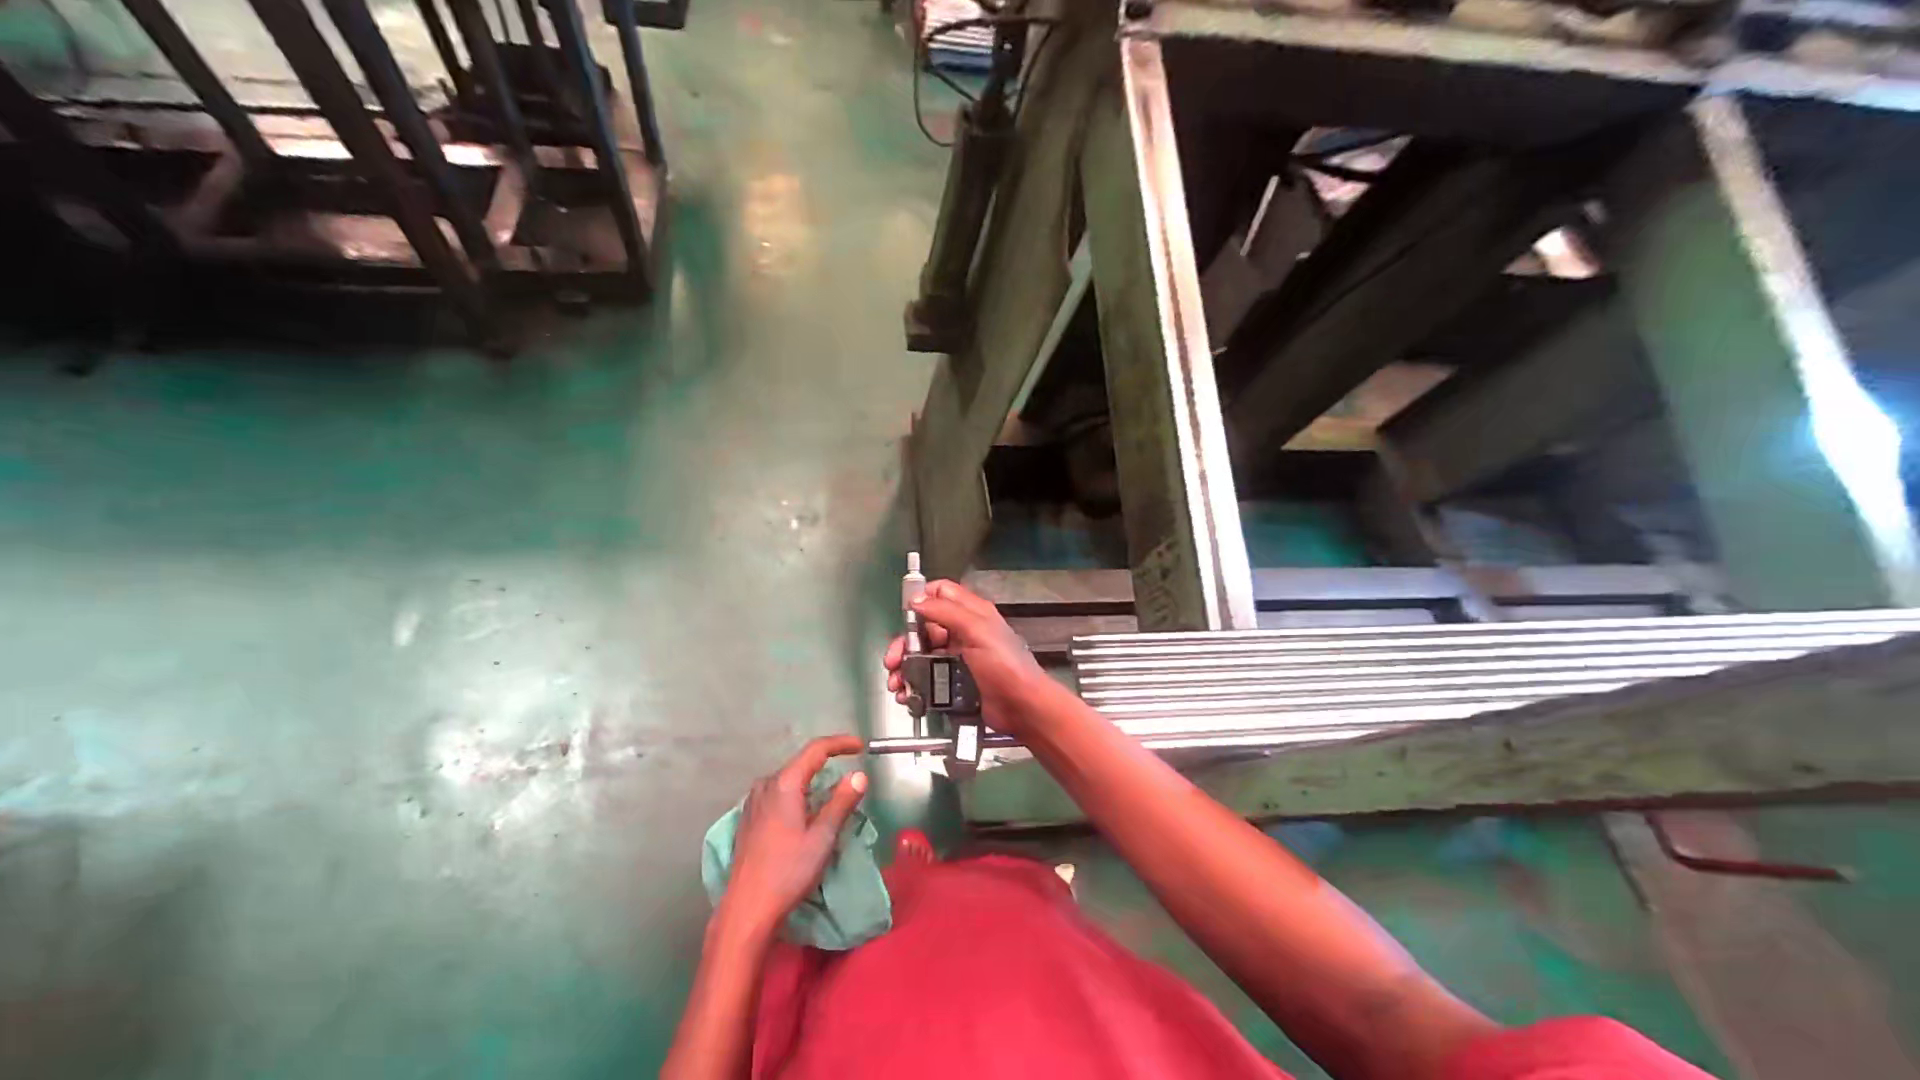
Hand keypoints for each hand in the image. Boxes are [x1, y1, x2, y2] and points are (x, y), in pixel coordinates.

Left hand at [715, 735, 867, 939]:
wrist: (747, 909)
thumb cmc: (788, 872)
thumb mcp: (822, 837)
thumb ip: (841, 802)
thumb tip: (859, 775)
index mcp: (784, 784)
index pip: (816, 750)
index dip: (840, 744)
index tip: (860, 747)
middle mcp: (765, 786)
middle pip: (801, 764)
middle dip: (827, 765)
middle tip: (850, 777)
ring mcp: (753, 802)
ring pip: (788, 780)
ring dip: (811, 783)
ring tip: (831, 798)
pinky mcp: (749, 819)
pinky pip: (777, 795)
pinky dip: (797, 796)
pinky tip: (804, 815)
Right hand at [884, 579, 1049, 734]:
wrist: (1022, 708)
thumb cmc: (1006, 666)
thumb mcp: (978, 631)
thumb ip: (947, 612)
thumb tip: (916, 600)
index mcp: (972, 613)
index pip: (941, 593)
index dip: (921, 599)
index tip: (905, 614)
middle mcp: (962, 632)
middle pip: (924, 627)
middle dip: (905, 642)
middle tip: (893, 660)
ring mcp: (957, 658)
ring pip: (921, 655)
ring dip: (904, 666)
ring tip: (897, 682)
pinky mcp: (953, 682)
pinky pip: (927, 678)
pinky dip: (913, 684)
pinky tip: (906, 694)